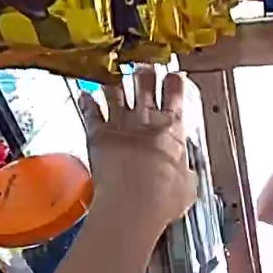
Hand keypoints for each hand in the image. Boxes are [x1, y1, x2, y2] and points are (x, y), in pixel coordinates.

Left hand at [77, 67, 194, 236]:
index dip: (174, 80)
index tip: (172, 76)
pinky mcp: (97, 133)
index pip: (175, 91)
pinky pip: (90, 110)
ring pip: (115, 89)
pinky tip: (85, 95)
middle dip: (145, 71)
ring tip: (114, 75)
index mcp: (172, 128)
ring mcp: (119, 123)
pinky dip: (87, 100)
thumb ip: (185, 171)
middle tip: (143, 67)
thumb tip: (185, 173)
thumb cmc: (163, 198)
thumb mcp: (187, 186)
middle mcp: (145, 118)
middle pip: (145, 81)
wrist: (133, 205)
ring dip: (115, 81)